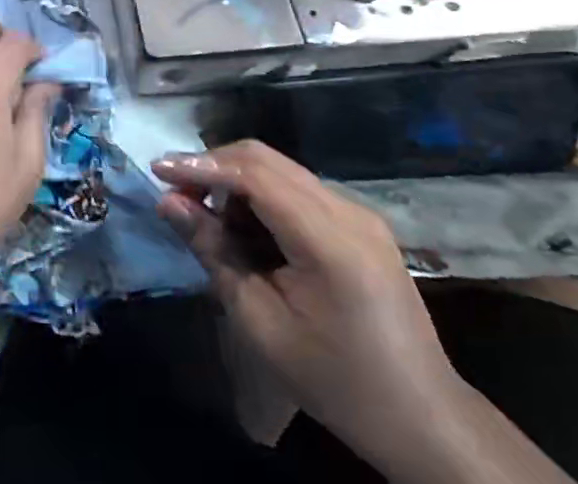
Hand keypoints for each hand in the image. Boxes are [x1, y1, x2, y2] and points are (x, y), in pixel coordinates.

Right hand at [152, 141, 465, 455]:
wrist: (420, 416)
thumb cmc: (334, 379)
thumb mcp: (260, 323)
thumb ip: (214, 253)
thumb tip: (169, 203)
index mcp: (330, 240)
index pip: (256, 175)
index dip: (202, 165)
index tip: (157, 170)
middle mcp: (349, 211)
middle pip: (268, 160)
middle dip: (215, 166)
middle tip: (175, 192)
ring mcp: (360, 214)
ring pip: (282, 171)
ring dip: (236, 181)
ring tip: (206, 216)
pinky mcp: (361, 224)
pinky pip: (299, 191)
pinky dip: (262, 197)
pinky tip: (245, 229)